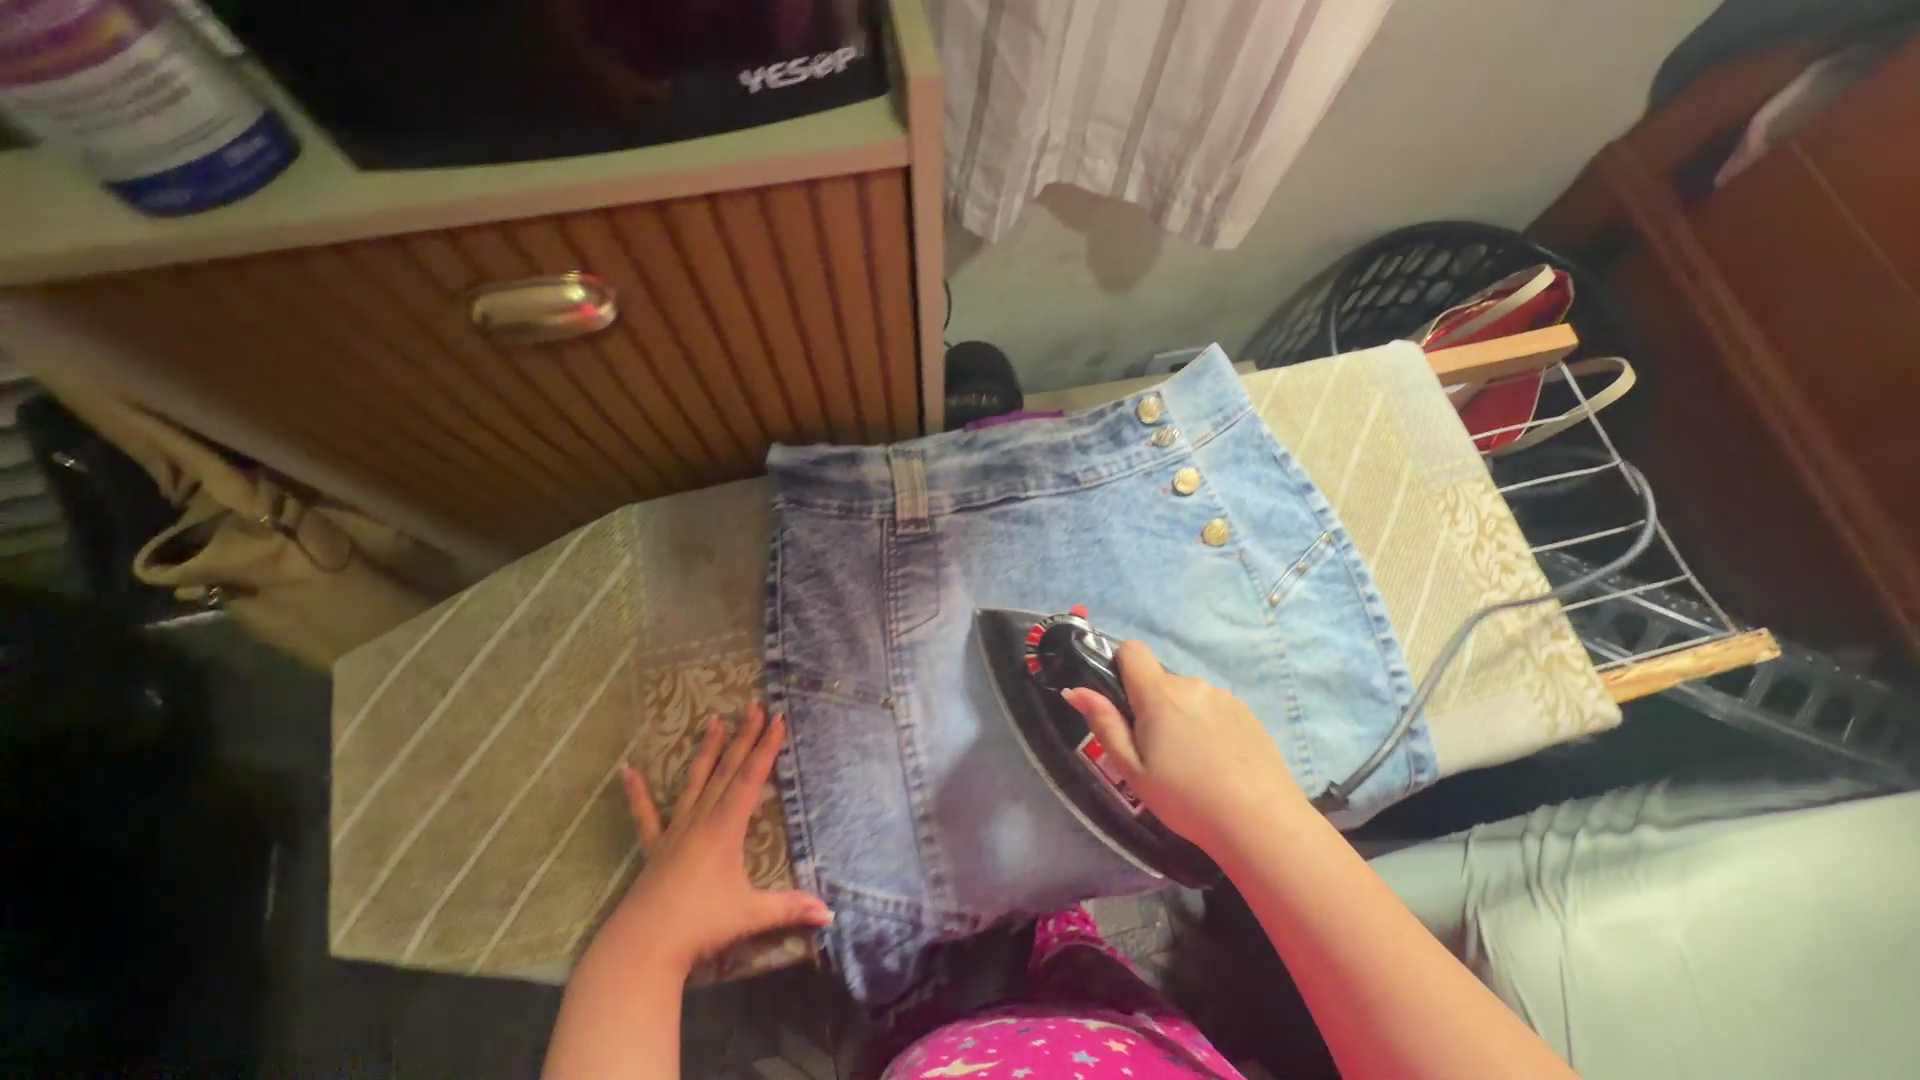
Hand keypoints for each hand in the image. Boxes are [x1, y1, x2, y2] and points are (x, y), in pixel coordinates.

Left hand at [614, 703, 831, 975]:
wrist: (642, 947)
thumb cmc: (700, 926)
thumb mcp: (750, 915)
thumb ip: (789, 908)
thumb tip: (829, 912)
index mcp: (725, 829)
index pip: (751, 779)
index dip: (766, 748)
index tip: (777, 719)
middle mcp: (701, 820)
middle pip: (726, 771)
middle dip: (743, 738)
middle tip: (753, 706)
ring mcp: (675, 832)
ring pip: (694, 782)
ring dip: (706, 752)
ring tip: (712, 721)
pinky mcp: (654, 849)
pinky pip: (646, 814)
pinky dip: (637, 792)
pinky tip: (627, 769)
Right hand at [1061, 641, 1305, 854]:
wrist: (1259, 821)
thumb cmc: (1185, 799)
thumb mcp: (1133, 770)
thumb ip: (1105, 724)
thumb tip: (1075, 691)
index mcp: (1160, 694)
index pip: (1132, 650)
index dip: (1121, 668)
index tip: (1122, 703)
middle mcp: (1192, 685)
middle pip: (1160, 680)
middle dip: (1151, 706)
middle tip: (1156, 752)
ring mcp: (1224, 697)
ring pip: (1188, 696)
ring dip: (1180, 717)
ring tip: (1191, 763)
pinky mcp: (1247, 713)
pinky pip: (1213, 708)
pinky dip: (1207, 726)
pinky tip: (1216, 763)